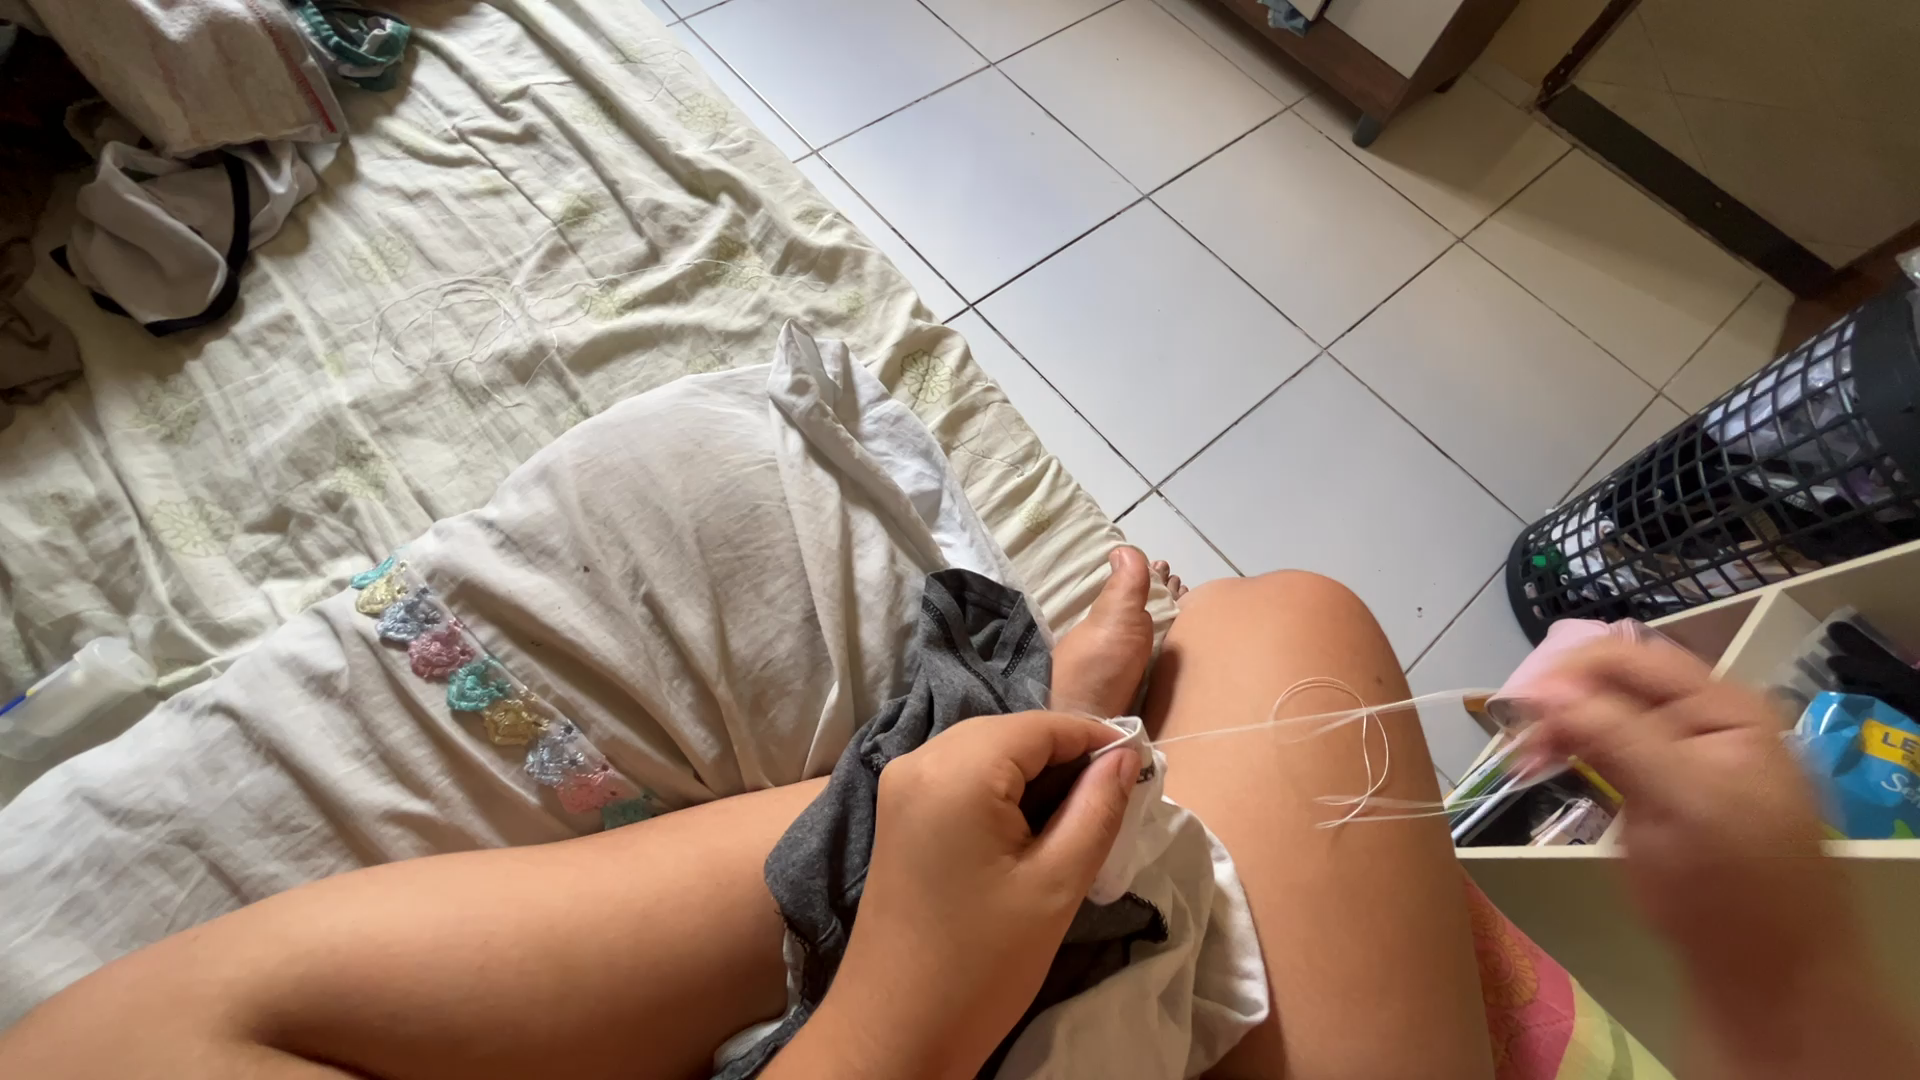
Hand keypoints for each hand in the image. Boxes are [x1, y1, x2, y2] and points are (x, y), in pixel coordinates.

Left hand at [769, 712, 1138, 1078]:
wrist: (894, 1030)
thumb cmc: (983, 962)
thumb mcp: (1056, 885)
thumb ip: (1097, 809)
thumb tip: (1125, 757)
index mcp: (957, 769)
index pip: (1039, 726)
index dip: (1093, 737)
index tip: (1140, 763)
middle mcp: (921, 757)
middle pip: (1009, 732)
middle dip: (1063, 754)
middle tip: (1112, 793)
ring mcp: (901, 780)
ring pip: (984, 748)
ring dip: (1032, 768)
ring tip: (1077, 809)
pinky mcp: (897, 805)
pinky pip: (959, 770)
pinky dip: (998, 782)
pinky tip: (1027, 818)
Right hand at [1524, 638, 1836, 970]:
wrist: (1756, 962)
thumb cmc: (1733, 882)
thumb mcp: (1682, 800)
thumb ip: (1615, 735)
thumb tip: (1538, 689)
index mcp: (1723, 708)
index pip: (1628, 658)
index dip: (1568, 674)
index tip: (1522, 710)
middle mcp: (1694, 715)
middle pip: (1601, 678)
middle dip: (1553, 702)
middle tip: (1520, 741)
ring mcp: (1665, 744)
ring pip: (1584, 707)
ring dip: (1546, 726)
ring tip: (1525, 761)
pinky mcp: (1637, 772)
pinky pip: (1584, 737)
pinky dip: (1552, 746)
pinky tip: (1534, 766)